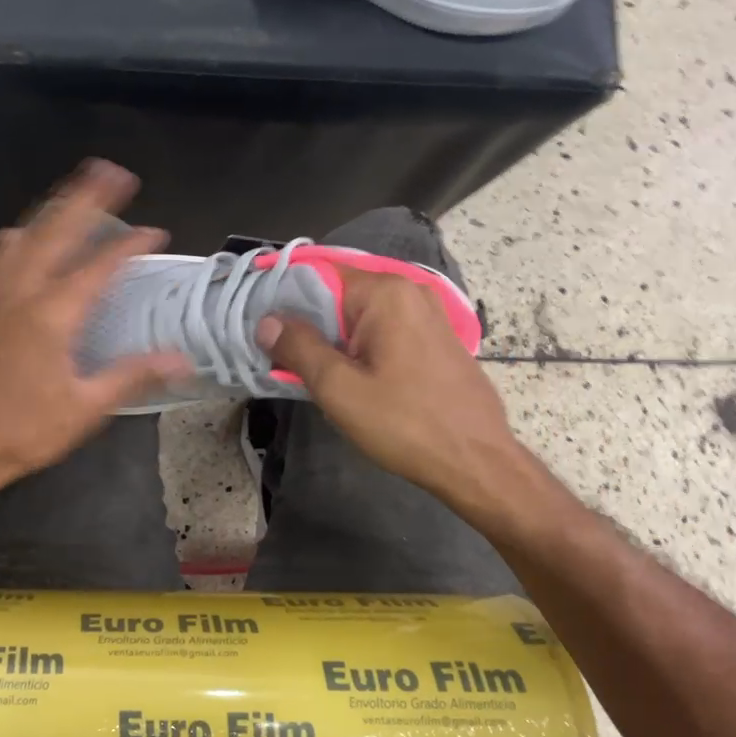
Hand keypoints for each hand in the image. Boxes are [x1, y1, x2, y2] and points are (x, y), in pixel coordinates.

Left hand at [0, 160, 191, 494]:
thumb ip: (132, 375)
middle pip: (57, 231)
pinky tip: (20, 236)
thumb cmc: (25, 432)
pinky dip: (19, 238)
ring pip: (25, 237)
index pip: (99, 266)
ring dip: (52, 209)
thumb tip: (183, 358)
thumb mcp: (86, 408)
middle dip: (88, 198)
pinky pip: (0, 259)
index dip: (130, 246)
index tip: (156, 232)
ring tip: (74, 190)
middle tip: (114, 173)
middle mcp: (21, 294)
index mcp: (52, 315)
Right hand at [257, 270, 525, 507]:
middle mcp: (410, 292)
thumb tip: (266, 321)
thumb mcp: (338, 388)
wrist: (476, 461)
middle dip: (306, 323)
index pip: (318, 275)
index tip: (259, 327)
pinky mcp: (434, 341)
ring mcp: (427, 315)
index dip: (284, 299)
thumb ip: (298, 348)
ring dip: (331, 339)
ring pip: (359, 317)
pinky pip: (382, 332)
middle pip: (338, 295)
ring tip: (305, 371)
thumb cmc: (404, 424)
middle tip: (276, 356)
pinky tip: (345, 378)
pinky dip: (358, 348)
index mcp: (385, 294)